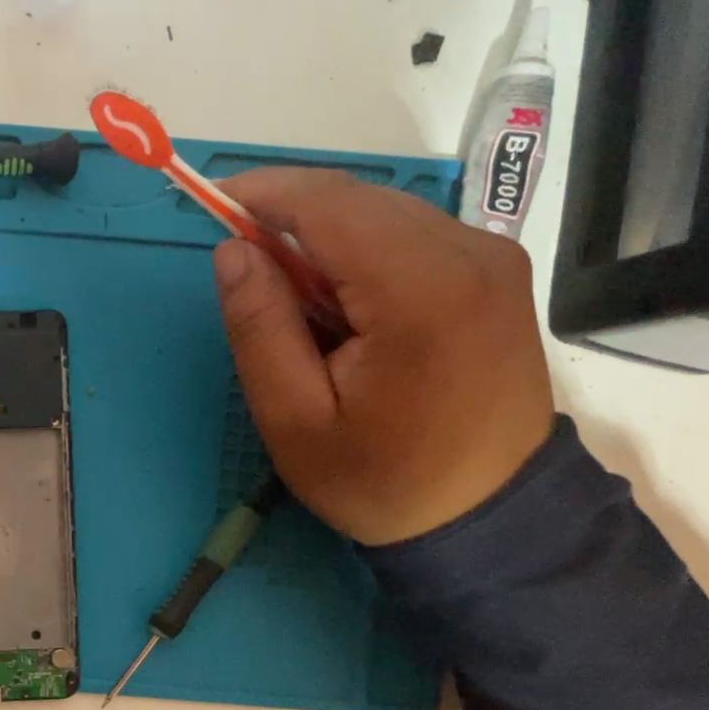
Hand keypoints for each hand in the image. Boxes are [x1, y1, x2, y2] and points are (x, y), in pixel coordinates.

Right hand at [213, 168, 553, 545]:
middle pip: (359, 201)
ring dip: (325, 238)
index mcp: (422, 291)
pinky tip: (339, 302)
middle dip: (291, 217)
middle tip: (243, 265)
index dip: (265, 192)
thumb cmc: (381, 478)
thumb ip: (260, 328)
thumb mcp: (295, 419)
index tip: (211, 200)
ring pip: (385, 213)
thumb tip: (232, 251)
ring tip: (289, 298)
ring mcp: (493, 258)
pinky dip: (360, 251)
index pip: (331, 204)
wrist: (489, 517)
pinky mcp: (497, 272)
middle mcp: (471, 254)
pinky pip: (412, 235)